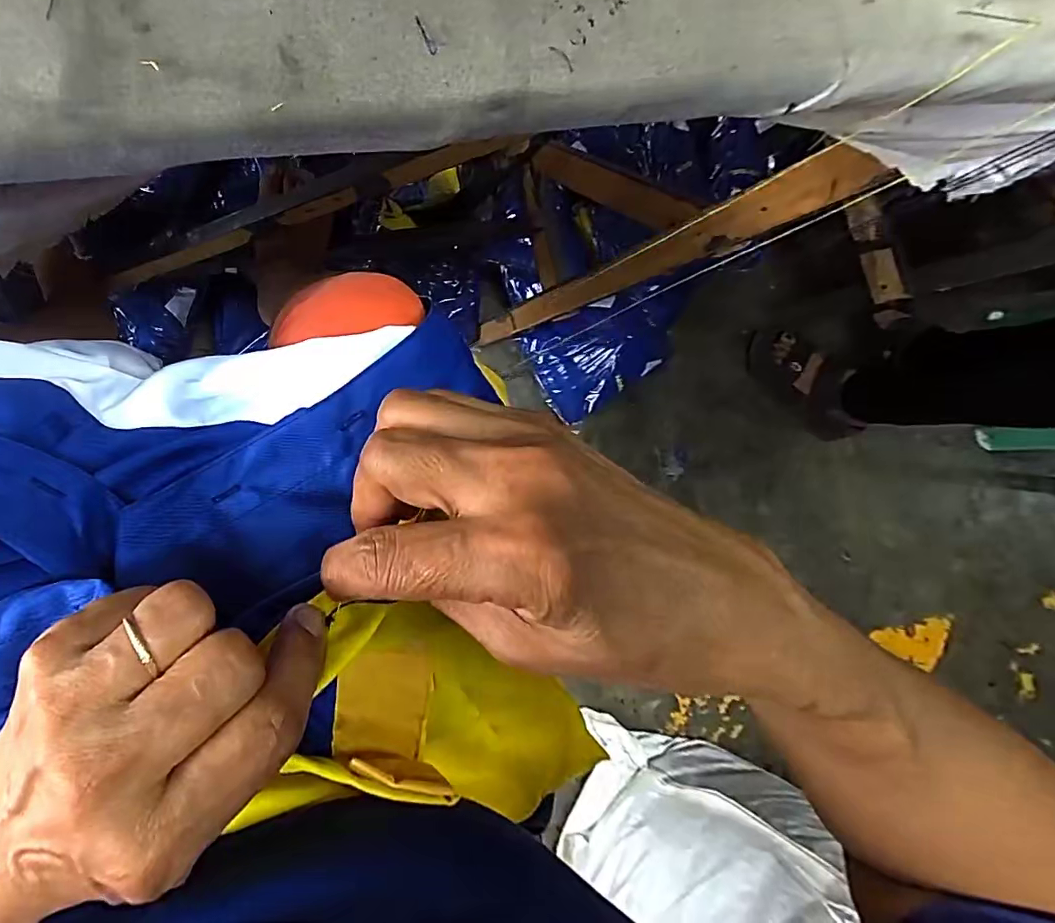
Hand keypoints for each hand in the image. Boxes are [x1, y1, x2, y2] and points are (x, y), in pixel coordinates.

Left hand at [0, 582, 325, 921]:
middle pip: (230, 661)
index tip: (306, 629)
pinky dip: (154, 610)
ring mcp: (68, 710)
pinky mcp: (43, 658)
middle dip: (242, 653)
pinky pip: (141, 595)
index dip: (300, 663)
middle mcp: (108, 774)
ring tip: (178, 652)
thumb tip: (301, 628)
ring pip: (186, 610)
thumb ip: (254, 741)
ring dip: (201, 621)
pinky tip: (134, 650)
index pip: (266, 725)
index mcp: (159, 836)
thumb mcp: (197, 824)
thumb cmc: (118, 831)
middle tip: (216, 674)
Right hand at [320, 389, 822, 699]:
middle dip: (367, 502)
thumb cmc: (628, 640)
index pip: (389, 550)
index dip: (346, 571)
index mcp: (516, 553)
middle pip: (387, 449)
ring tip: (424, 506)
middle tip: (396, 541)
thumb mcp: (523, 648)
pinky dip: (433, 439)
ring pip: (409, 409)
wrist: (712, 588)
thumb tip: (387, 564)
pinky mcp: (540, 419)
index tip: (342, 581)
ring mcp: (528, 434)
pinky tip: (458, 482)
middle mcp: (514, 474)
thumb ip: (442, 598)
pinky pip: (452, 406)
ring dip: (396, 460)